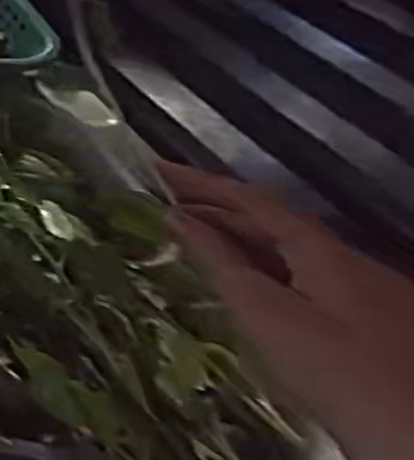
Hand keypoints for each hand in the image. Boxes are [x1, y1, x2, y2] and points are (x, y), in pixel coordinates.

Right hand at [162, 162, 413, 459]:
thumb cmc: (336, 369)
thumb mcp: (262, 310)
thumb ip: (216, 258)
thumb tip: (176, 217)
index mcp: (328, 254)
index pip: (254, 201)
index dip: (201, 181)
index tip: (154, 167)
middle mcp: (357, 266)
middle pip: (277, 225)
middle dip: (217, 211)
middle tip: (163, 205)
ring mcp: (378, 299)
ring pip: (295, 254)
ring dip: (240, 240)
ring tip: (191, 239)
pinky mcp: (383, 328)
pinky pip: (311, 279)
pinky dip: (267, 267)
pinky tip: (245, 281)